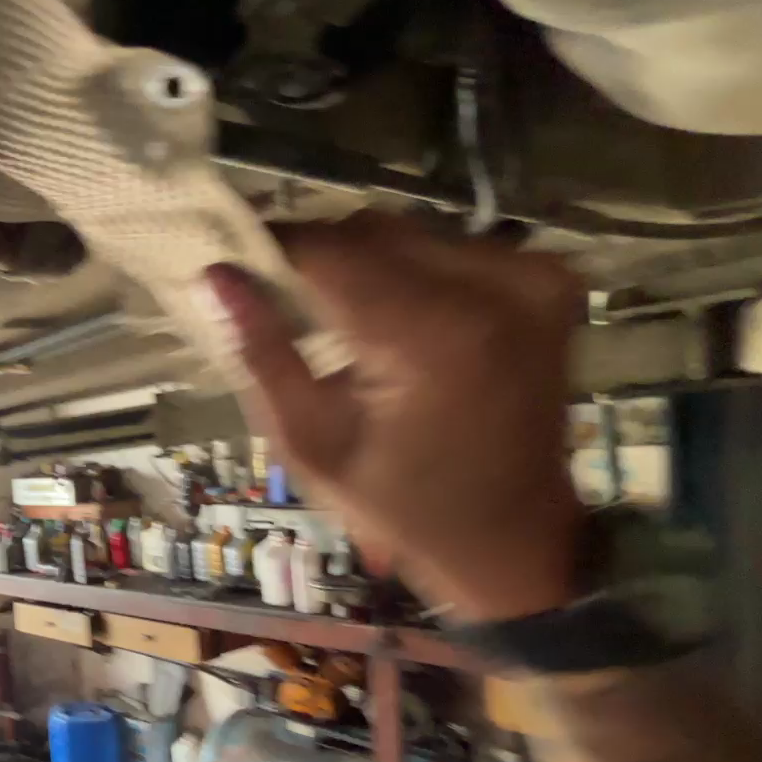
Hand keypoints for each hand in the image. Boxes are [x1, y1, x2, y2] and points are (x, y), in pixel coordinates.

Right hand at [203, 212, 584, 621]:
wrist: (505, 531)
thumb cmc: (391, 500)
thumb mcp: (305, 438)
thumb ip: (262, 350)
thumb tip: (214, 276)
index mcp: (430, 336)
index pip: (328, 251)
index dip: (270, 248)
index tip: (229, 262)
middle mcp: (494, 286)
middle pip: (369, 231)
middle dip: (313, 256)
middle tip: (273, 298)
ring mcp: (532, 278)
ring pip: (407, 233)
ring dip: (357, 263)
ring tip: (328, 316)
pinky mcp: (548, 281)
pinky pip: (449, 247)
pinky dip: (404, 272)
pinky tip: (387, 319)